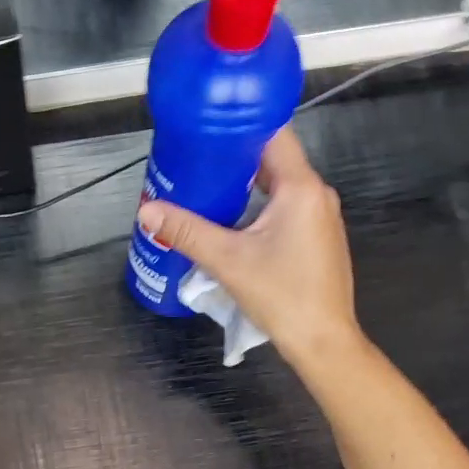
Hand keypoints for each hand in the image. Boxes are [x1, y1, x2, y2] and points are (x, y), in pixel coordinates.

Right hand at [136, 128, 367, 370]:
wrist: (322, 341)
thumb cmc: (281, 296)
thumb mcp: (228, 262)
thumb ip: (187, 232)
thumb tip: (147, 212)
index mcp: (301, 188)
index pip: (272, 135)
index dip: (239, 127)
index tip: (206, 130)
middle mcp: (316, 195)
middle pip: (272, 161)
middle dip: (232, 162)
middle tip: (194, 164)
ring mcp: (319, 218)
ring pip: (277, 189)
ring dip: (243, 188)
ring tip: (204, 193)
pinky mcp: (316, 240)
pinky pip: (283, 211)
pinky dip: (256, 210)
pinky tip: (230, 224)